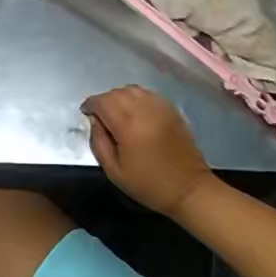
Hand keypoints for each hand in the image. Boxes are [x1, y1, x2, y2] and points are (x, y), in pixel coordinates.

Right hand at [82, 86, 215, 216]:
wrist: (188, 187)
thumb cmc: (149, 184)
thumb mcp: (114, 171)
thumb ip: (99, 142)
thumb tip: (94, 121)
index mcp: (128, 124)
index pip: (103, 101)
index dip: (90, 104)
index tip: (86, 114)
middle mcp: (144, 108)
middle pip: (116, 92)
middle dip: (104, 101)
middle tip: (100, 118)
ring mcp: (160, 105)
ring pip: (132, 89)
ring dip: (120, 97)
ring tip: (117, 114)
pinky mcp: (171, 107)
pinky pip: (147, 93)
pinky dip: (136, 97)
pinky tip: (135, 113)